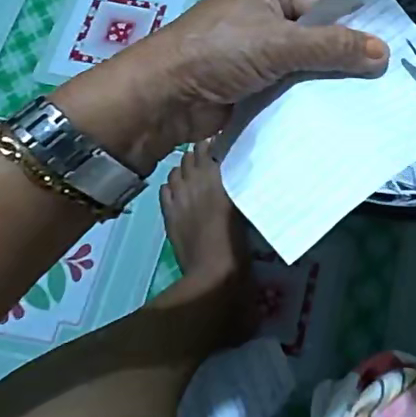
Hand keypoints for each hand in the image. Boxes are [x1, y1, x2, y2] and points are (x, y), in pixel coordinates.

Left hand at [51, 0, 388, 170]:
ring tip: (371, 94)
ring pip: (308, 61)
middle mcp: (264, 14)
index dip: (356, 23)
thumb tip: (384, 53)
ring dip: (331, 77)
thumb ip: (334, 46)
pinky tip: (339, 108)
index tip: (389, 46)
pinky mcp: (254, 80)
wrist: (162, 99)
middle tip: (385, 75)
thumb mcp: (281, 43)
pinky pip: (293, 83)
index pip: (325, 1)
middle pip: (319, 32)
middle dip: (347, 54)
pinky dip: (312, 94)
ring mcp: (258, 49)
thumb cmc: (219, 53)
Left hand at [151, 144, 254, 343]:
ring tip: (202, 166)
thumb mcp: (248, 209)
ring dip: (188, 165)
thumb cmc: (241, 246)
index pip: (214, 147)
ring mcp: (179, 199)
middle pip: (194, 154)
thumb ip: (245, 186)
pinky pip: (167, 188)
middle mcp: (197, 185)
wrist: (214, 279)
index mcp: (220, 181)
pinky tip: (184, 187)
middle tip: (220, 149)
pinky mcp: (169, 215)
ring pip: (178, 169)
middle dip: (204, 149)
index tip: (233, 137)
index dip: (221, 141)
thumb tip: (243, 171)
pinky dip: (174, 182)